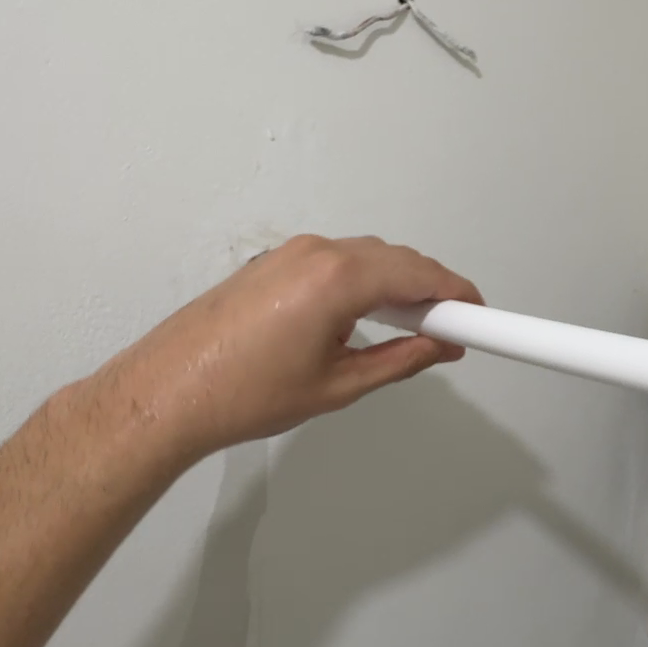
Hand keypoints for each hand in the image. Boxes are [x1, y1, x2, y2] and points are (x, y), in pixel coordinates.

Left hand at [79, 235, 480, 469]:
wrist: (165, 394)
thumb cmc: (241, 394)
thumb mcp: (340, 385)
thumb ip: (401, 360)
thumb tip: (439, 348)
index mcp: (337, 279)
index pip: (421, 275)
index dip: (459, 294)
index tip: (482, 314)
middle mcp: (317, 253)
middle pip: (399, 259)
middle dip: (434, 289)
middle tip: (453, 329)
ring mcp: (292, 252)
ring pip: (370, 256)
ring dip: (400, 283)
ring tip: (415, 327)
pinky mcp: (275, 262)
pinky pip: (340, 259)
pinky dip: (368, 279)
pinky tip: (371, 314)